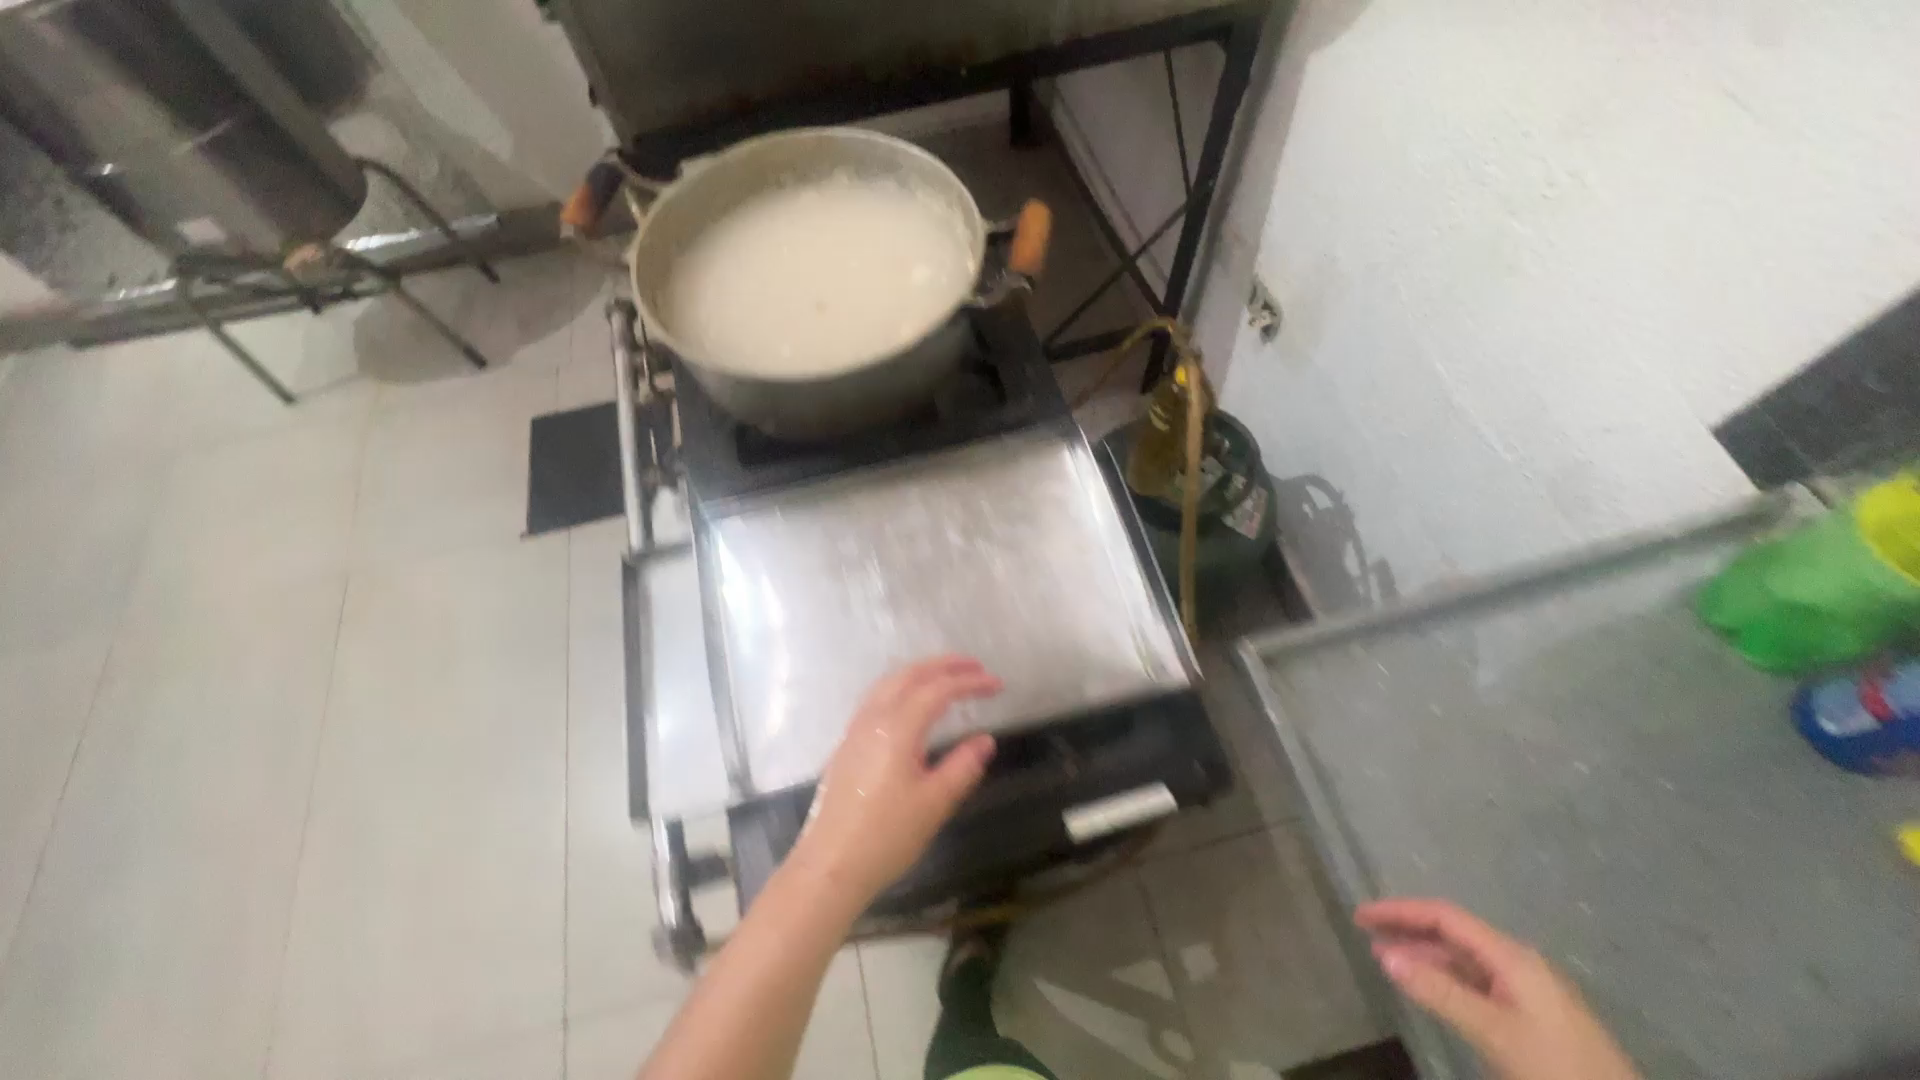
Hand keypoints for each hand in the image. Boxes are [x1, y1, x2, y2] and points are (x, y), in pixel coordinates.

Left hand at [789, 656, 1001, 906]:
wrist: (830, 865)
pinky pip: (877, 698)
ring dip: (920, 673)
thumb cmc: (886, 836)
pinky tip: (911, 704)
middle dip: (944, 665)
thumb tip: (985, 740)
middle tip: (975, 666)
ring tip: (947, 677)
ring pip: (889, 683)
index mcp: (897, 728)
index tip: (997, 684)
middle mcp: (873, 719)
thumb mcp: (935, 803)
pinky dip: (901, 687)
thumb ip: (963, 766)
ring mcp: (855, 730)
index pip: (938, 690)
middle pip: (910, 675)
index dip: (970, 682)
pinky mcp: (846, 745)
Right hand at [1355, 898, 1637, 1079]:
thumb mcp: (1493, 1031)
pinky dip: (1446, 978)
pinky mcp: (1532, 1013)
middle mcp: (1519, 963)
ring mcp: (1528, 988)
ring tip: (1388, 961)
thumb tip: (1384, 954)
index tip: (1361, 916)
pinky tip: (1431, 990)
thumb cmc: (1556, 1064)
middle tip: (1366, 934)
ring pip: (1466, 959)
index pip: (1446, 917)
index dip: (1401, 911)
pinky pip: (1478, 981)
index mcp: (1512, 956)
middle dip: (1409, 929)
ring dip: (1426, 955)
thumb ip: (1439, 992)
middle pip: (1455, 933)